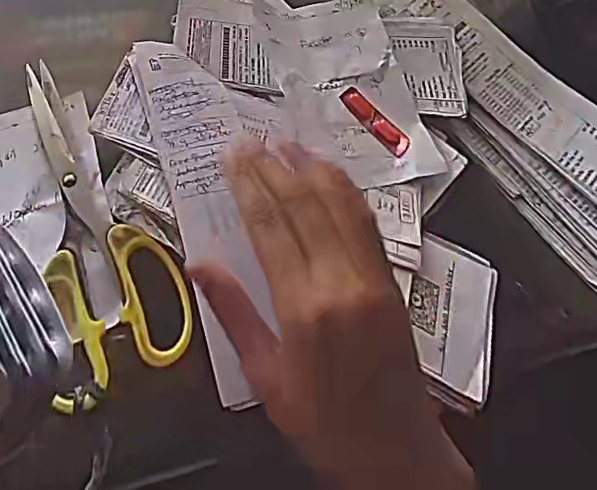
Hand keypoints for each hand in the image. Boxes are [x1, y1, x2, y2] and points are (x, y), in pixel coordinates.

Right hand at [190, 142, 473, 489]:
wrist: (396, 454)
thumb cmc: (325, 424)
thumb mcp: (266, 380)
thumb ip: (233, 315)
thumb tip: (200, 267)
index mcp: (302, 308)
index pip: (269, 226)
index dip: (248, 185)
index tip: (233, 158)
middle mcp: (340, 282)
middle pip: (302, 204)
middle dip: (273, 167)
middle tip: (252, 142)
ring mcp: (370, 276)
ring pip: (338, 203)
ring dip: (311, 167)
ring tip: (287, 144)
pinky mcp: (389, 278)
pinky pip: (365, 221)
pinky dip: (345, 190)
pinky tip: (329, 174)